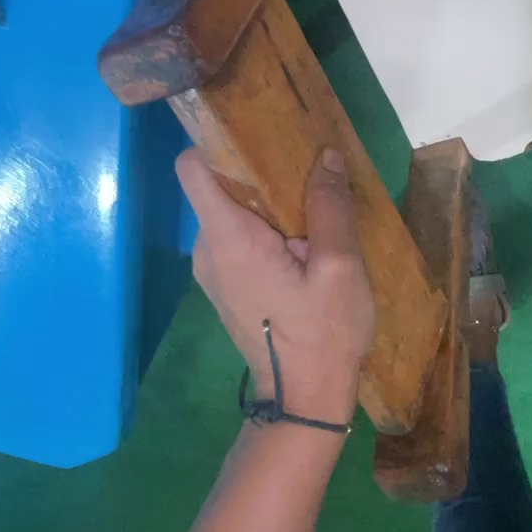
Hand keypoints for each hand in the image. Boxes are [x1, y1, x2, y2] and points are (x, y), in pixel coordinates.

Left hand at [176, 147, 375, 426]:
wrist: (304, 401)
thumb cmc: (322, 334)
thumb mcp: (339, 267)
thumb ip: (329, 206)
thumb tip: (326, 156)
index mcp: (228, 237)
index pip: (192, 168)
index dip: (215, 141)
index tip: (253, 130)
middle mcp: (208, 248)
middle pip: (215, 185)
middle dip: (254, 170)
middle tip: (302, 166)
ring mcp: (213, 269)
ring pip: (228, 210)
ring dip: (263, 201)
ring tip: (309, 203)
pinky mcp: (226, 284)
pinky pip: (235, 236)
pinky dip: (262, 226)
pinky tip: (300, 238)